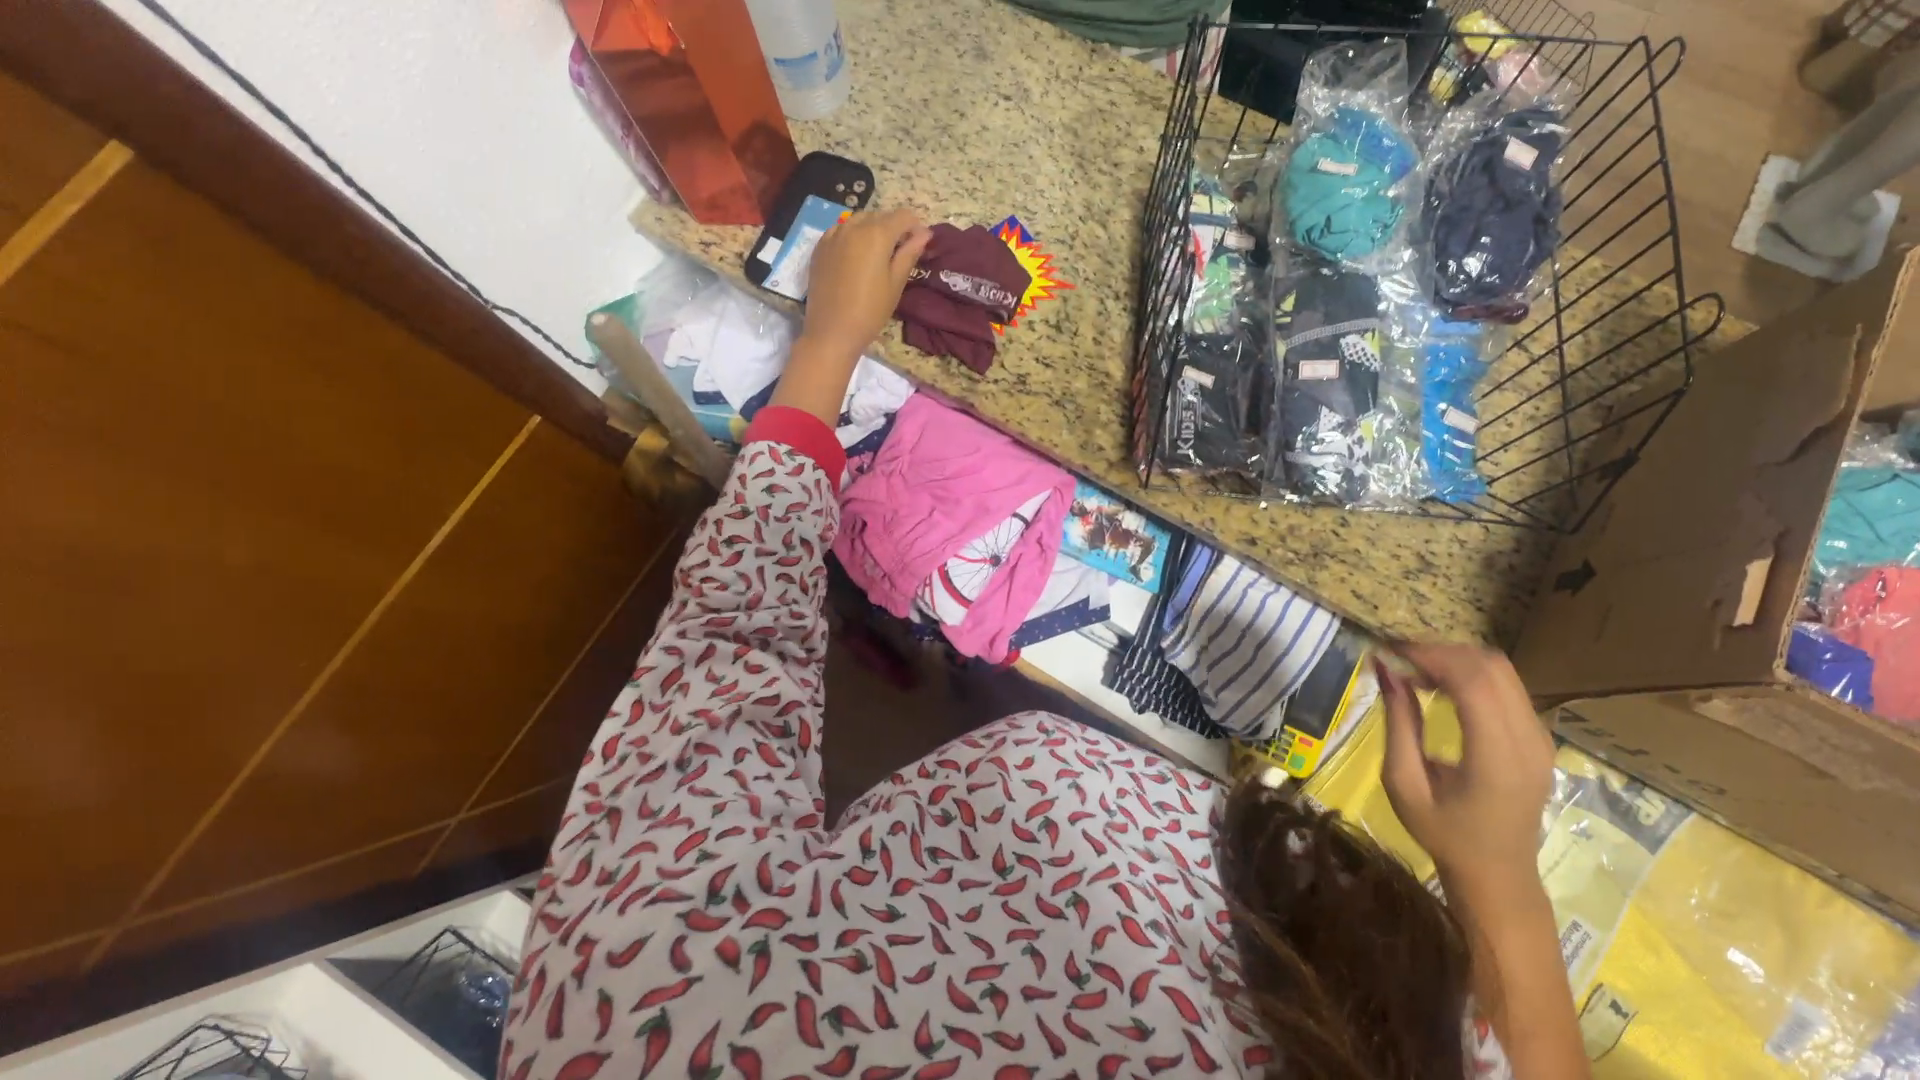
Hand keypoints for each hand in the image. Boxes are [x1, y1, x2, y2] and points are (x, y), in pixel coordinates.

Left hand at [798, 207, 932, 364]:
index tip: (918, 243)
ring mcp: (833, 235)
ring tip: (876, 253)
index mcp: (877, 234)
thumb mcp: (896, 283)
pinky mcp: (820, 248)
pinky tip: (854, 255)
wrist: (831, 331)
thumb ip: (909, 253)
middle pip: (880, 215)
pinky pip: (840, 230)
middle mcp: (854, 227)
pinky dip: (851, 236)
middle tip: (899, 252)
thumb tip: (924, 233)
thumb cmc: (870, 311)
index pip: (903, 216)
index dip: (915, 226)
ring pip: (858, 220)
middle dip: (893, 227)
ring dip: (872, 229)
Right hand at [1377, 643, 1553, 911]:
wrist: (1496, 873)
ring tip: (1417, 673)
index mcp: (1496, 757)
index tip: (1391, 652)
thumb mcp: (1404, 784)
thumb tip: (1387, 672)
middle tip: (1400, 660)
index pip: (1472, 682)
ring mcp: (1541, 738)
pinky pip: (1508, 688)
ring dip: (1457, 661)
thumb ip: (1399, 724)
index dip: (1430, 656)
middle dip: (1442, 653)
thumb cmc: (1442, 833)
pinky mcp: (1539, 738)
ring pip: (1503, 671)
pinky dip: (1472, 676)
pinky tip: (1442, 689)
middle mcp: (1528, 741)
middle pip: (1491, 667)